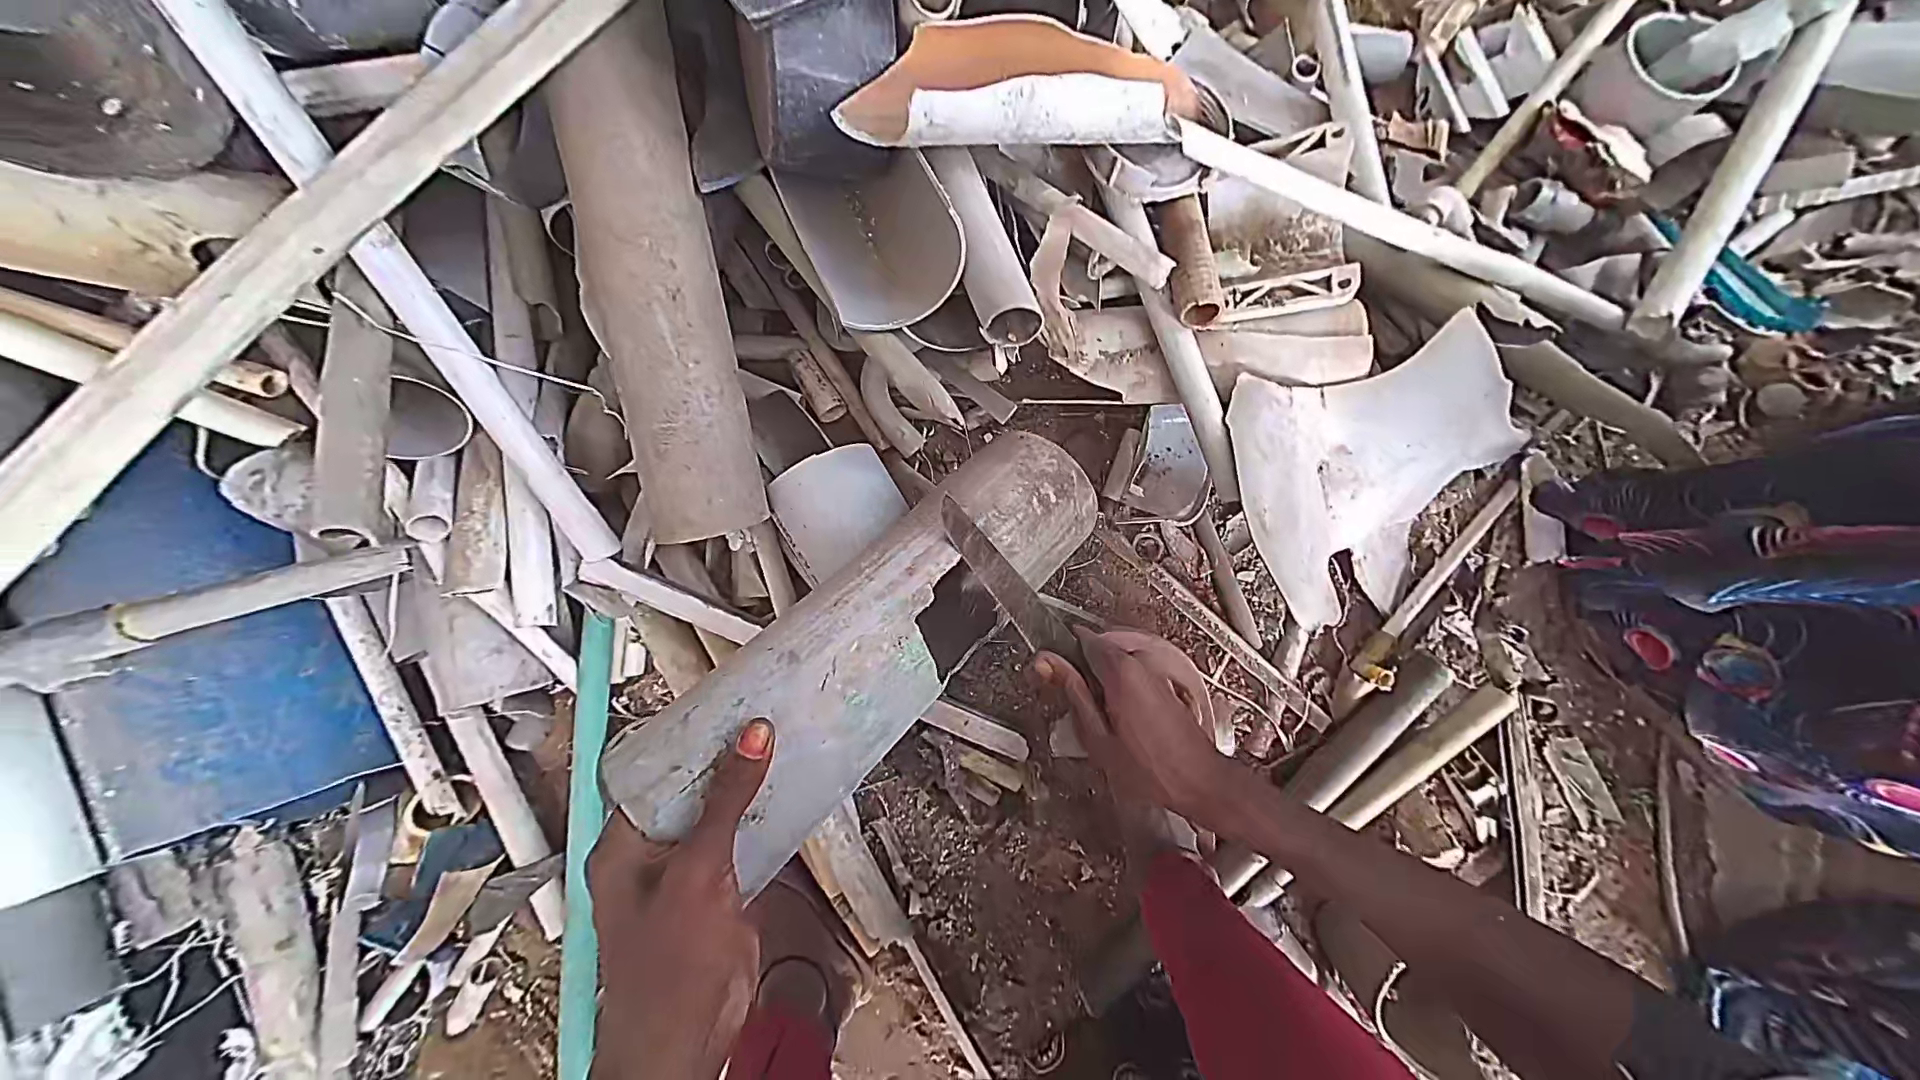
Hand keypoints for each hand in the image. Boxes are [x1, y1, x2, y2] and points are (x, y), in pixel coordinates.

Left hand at [590, 718, 773, 1079]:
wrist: (691, 1037)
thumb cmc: (668, 969)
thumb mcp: (699, 869)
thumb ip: (727, 801)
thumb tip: (751, 739)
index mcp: (623, 844)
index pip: (651, 772)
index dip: (686, 739)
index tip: (721, 707)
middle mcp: (652, 850)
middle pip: (689, 787)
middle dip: (722, 756)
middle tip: (756, 716)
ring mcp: (688, 866)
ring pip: (718, 809)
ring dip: (745, 782)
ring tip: (774, 740)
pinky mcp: (719, 882)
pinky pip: (741, 833)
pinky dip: (760, 811)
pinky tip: (783, 788)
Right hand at [1033, 628, 1242, 828]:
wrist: (1200, 783)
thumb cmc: (1151, 769)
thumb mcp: (1097, 736)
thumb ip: (1072, 693)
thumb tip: (1047, 663)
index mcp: (1121, 671)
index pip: (1081, 641)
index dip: (1063, 655)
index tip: (1051, 672)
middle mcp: (1141, 663)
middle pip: (1099, 651)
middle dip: (1082, 672)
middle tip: (1076, 706)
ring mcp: (1156, 672)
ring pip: (1115, 664)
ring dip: (1102, 683)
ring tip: (1100, 719)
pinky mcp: (1165, 685)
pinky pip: (1132, 675)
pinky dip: (1120, 691)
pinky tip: (1120, 722)